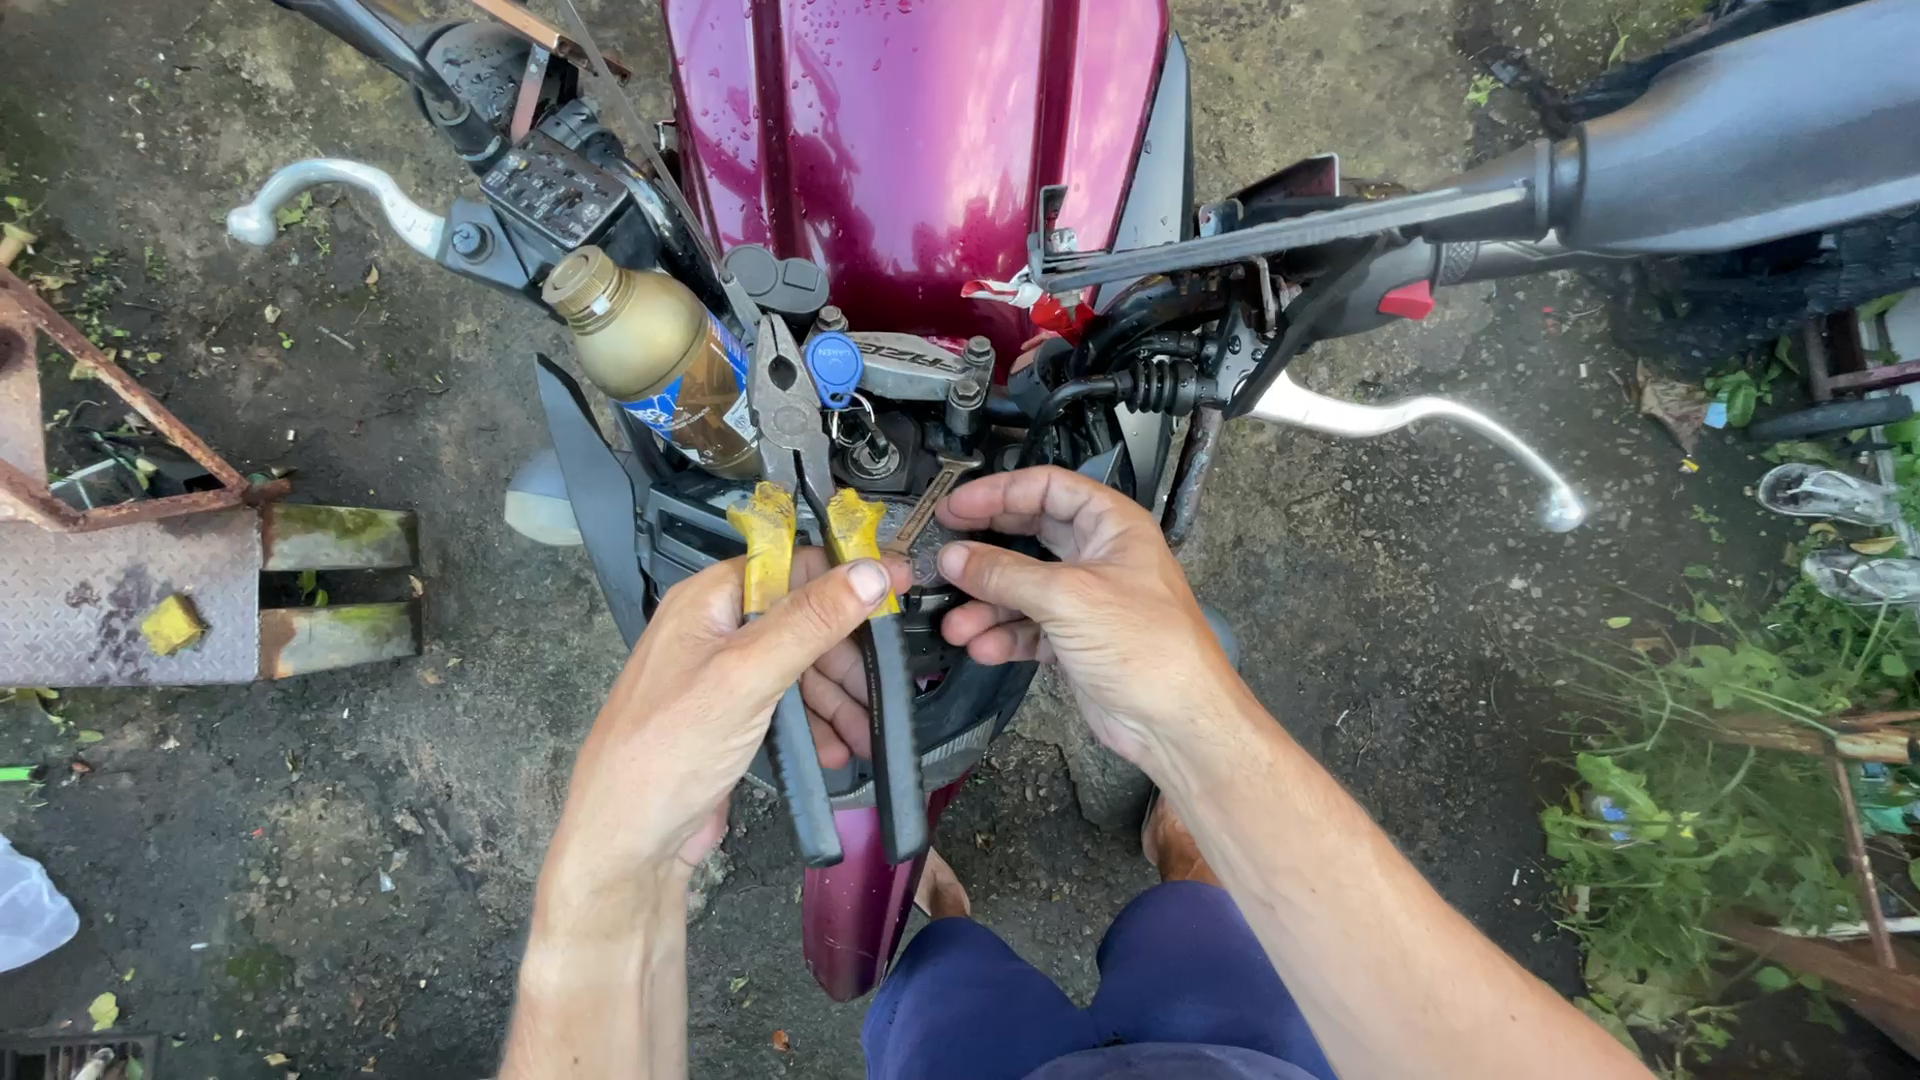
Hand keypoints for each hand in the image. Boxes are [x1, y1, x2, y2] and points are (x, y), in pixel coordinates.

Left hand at [541, 554, 898, 888]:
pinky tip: (838, 750)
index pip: (792, 564)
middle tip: (887, 681)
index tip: (898, 587)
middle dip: (848, 654)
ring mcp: (724, 674)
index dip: (847, 574)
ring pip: (801, 666)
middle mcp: (717, 628)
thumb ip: (811, 620)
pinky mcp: (732, 715)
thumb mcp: (748, 676)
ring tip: (869, 732)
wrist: (626, 847)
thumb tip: (871, 571)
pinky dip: (816, 723)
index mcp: (710, 600)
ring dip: (839, 697)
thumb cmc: (669, 751)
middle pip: (804, 619)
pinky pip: (788, 704)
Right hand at [933, 467, 1245, 770]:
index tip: (958, 507)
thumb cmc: (1151, 648)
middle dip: (985, 549)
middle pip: (1029, 536)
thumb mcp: (1069, 598)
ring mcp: (1084, 599)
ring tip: (955, 622)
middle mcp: (1098, 556)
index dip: (999, 493)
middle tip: (945, 551)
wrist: (1176, 722)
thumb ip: (1006, 575)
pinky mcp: (1073, 639)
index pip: (1047, 489)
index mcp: (1112, 526)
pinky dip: (1002, 636)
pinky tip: (981, 646)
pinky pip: (1026, 627)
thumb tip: (957, 557)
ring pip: (1021, 588)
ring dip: (985, 605)